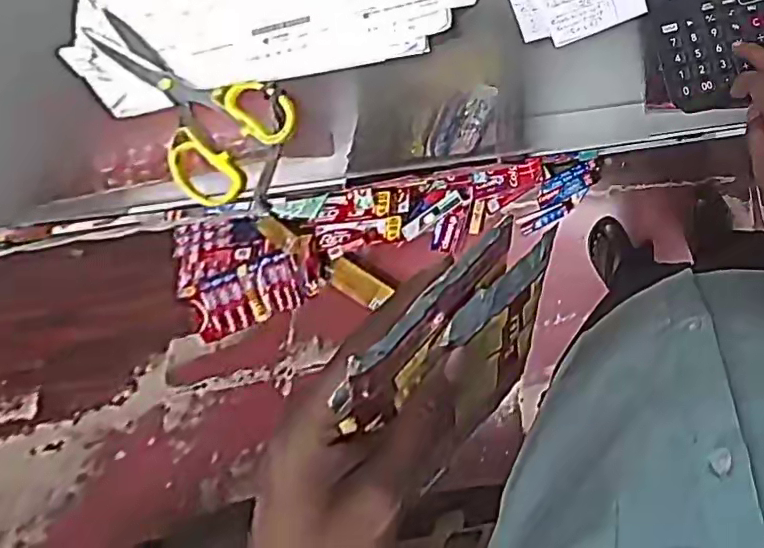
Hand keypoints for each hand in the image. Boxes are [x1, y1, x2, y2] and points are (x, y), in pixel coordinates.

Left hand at [250, 261, 463, 547]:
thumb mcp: (381, 492)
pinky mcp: (325, 438)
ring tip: (452, 307)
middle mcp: (306, 411)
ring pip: (368, 363)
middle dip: (412, 310)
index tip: (441, 271)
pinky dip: (403, 365)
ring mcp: (313, 424)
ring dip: (410, 334)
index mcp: (308, 419)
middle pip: (365, 345)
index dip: (404, 304)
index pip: (361, 344)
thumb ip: (420, 422)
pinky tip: (431, 358)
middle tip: (456, 280)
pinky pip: (370, 387)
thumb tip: (457, 354)